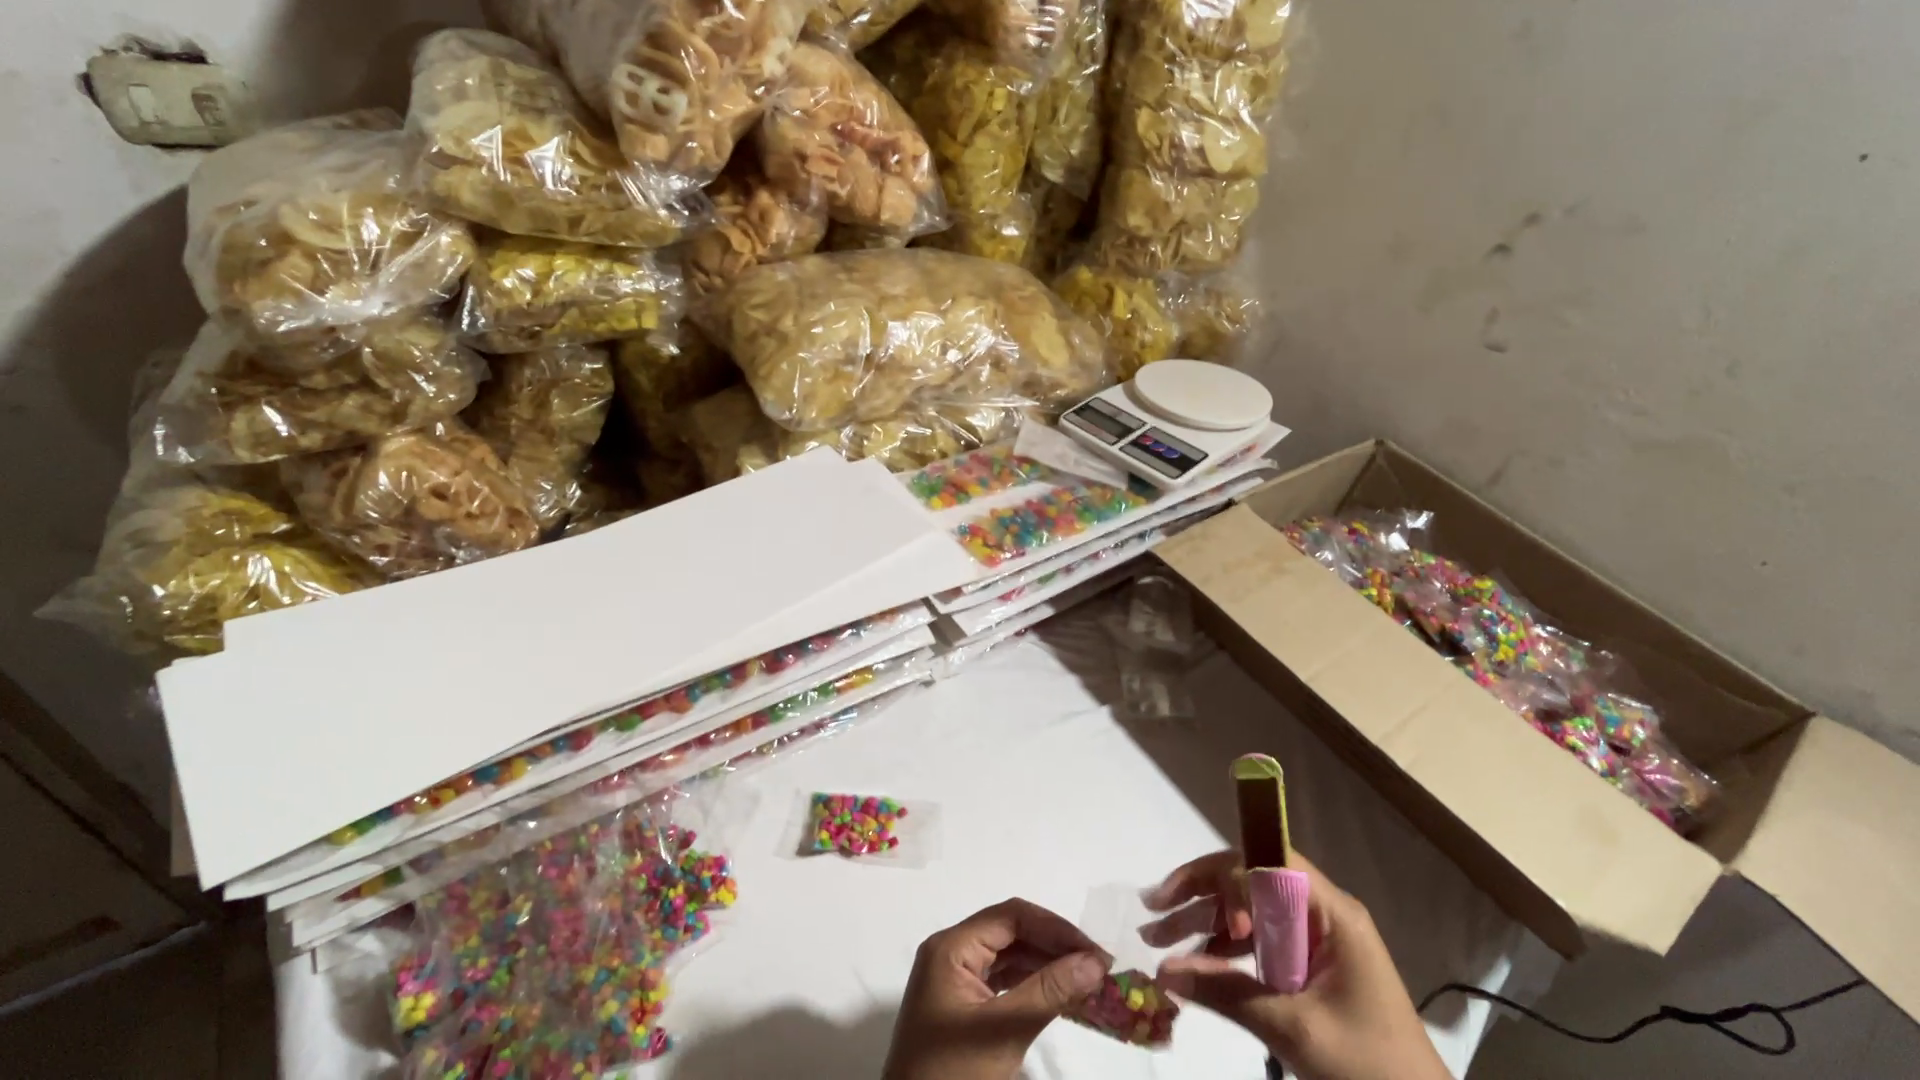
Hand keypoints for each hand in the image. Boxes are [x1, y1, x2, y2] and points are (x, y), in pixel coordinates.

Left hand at [882, 898, 1112, 1079]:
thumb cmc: (953, 1071)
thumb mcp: (1004, 1030)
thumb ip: (1050, 991)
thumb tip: (1096, 961)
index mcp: (951, 947)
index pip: (1011, 917)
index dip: (1056, 928)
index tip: (1095, 951)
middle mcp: (950, 952)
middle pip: (1011, 932)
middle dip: (1055, 945)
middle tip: (1098, 966)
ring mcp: (955, 976)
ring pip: (1009, 955)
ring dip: (1047, 964)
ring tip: (1087, 978)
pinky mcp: (962, 1001)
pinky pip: (1002, 978)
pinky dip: (1032, 983)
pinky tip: (1061, 993)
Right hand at [1143, 851, 1450, 1079]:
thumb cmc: (1367, 1064)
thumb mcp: (1293, 1029)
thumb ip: (1227, 993)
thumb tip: (1162, 970)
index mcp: (1331, 914)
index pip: (1269, 862)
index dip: (1231, 876)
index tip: (1205, 914)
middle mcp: (1321, 915)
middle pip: (1252, 880)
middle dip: (1202, 891)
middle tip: (1154, 908)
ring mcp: (1315, 940)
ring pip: (1249, 910)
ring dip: (1204, 920)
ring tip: (1157, 938)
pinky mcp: (1309, 967)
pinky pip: (1259, 942)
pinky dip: (1223, 948)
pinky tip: (1193, 964)